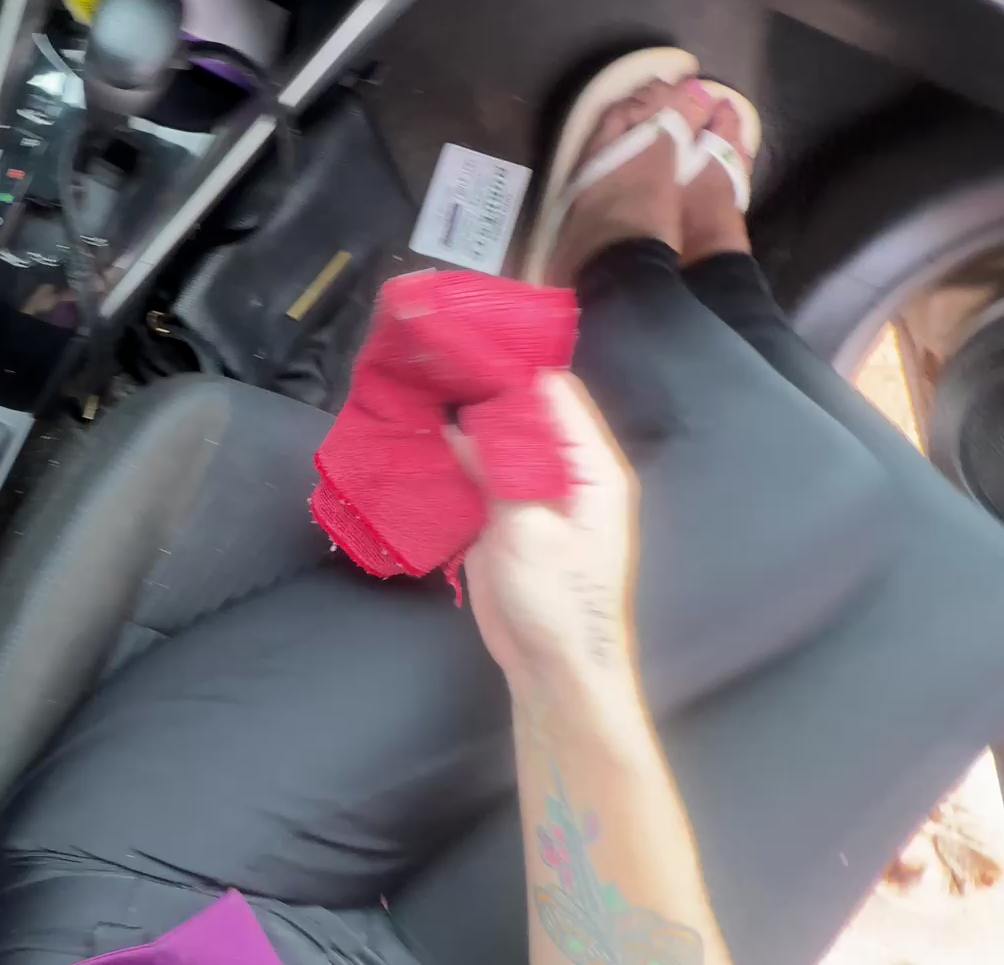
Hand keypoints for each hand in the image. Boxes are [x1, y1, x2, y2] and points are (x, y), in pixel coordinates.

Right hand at [453, 372, 641, 717]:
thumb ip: (503, 471)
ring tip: (418, 393)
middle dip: (480, 391)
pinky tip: (420, 440)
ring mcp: (528, 493)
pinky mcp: (499, 513)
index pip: (557, 399)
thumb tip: (466, 422)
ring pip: (493, 442)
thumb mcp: (530, 529)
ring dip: (461, 423)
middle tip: (430, 365)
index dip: (515, 370)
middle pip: (521, 416)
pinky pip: (475, 472)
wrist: (548, 662)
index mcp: (588, 469)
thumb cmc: (556, 599)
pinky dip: (451, 457)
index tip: (468, 345)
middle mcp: (560, 472)